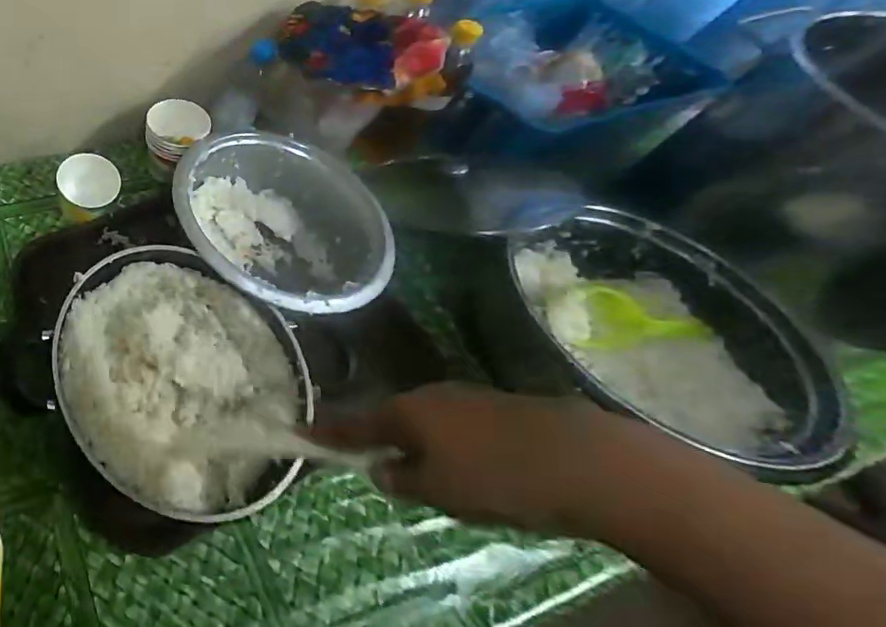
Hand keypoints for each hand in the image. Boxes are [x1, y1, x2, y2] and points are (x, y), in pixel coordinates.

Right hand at [308, 382, 692, 536]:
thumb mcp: (442, 492)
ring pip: (428, 422)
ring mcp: (465, 396)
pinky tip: (472, 468)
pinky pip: (458, 426)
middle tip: (375, 464)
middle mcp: (429, 394)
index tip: (301, 429)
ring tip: (429, 475)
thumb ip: (404, 480)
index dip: (328, 430)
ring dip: (420, 443)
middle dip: (382, 439)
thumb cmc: (498, 478)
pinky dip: (452, 444)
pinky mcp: (497, 406)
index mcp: (406, 412)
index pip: (355, 423)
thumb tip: (381, 470)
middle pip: (393, 418)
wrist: (583, 460)